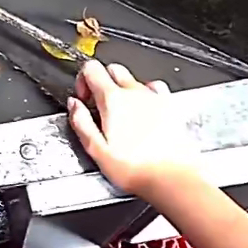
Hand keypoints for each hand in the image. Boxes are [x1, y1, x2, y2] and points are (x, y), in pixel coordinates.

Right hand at [66, 60, 199, 195]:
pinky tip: (143, 112)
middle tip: (98, 105)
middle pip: (113, 68)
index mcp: (113, 100)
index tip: (84, 99)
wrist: (174, 179)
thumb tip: (74, 105)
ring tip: (120, 114)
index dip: (82, 80)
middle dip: (101, 81)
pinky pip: (155, 89)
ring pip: (133, 79)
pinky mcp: (171, 107)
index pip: (92, 69)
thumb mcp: (96, 149)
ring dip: (123, 89)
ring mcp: (156, 98)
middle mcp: (135, 93)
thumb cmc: (136, 168)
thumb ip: (81, 122)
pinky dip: (145, 94)